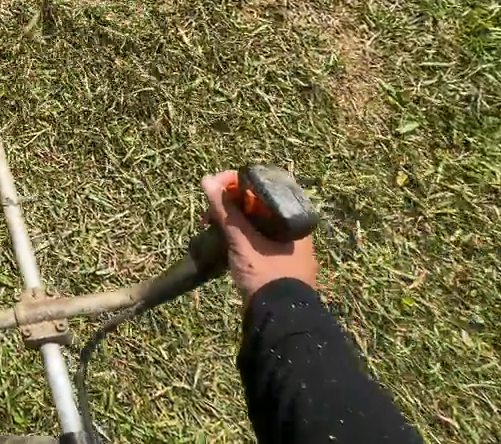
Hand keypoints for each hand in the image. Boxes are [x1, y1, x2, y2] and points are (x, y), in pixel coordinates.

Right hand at [203, 170, 317, 300]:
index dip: (237, 184)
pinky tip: (220, 239)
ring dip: (228, 219)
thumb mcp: (243, 241)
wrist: (281, 320)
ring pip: (251, 220)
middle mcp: (291, 231)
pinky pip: (252, 236)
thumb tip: (207, 181)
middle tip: (209, 212)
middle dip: (228, 203)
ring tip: (210, 227)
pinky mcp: (273, 260)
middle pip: (255, 204)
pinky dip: (235, 234)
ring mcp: (283, 246)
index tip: (215, 189)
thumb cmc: (266, 275)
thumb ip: (226, 211)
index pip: (263, 189)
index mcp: (293, 222)